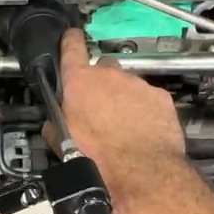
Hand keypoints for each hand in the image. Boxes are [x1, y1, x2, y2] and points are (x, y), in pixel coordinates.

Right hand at [51, 29, 188, 213]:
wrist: (143, 174)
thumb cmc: (99, 159)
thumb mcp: (62, 144)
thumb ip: (55, 125)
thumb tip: (53, 125)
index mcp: (81, 82)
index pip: (71, 47)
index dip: (69, 42)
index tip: (70, 39)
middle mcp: (110, 76)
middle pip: (102, 69)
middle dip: (99, 84)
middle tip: (96, 110)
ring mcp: (138, 85)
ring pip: (126, 85)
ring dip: (122, 100)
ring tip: (120, 127)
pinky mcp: (160, 98)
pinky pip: (148, 99)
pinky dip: (144, 110)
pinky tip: (140, 131)